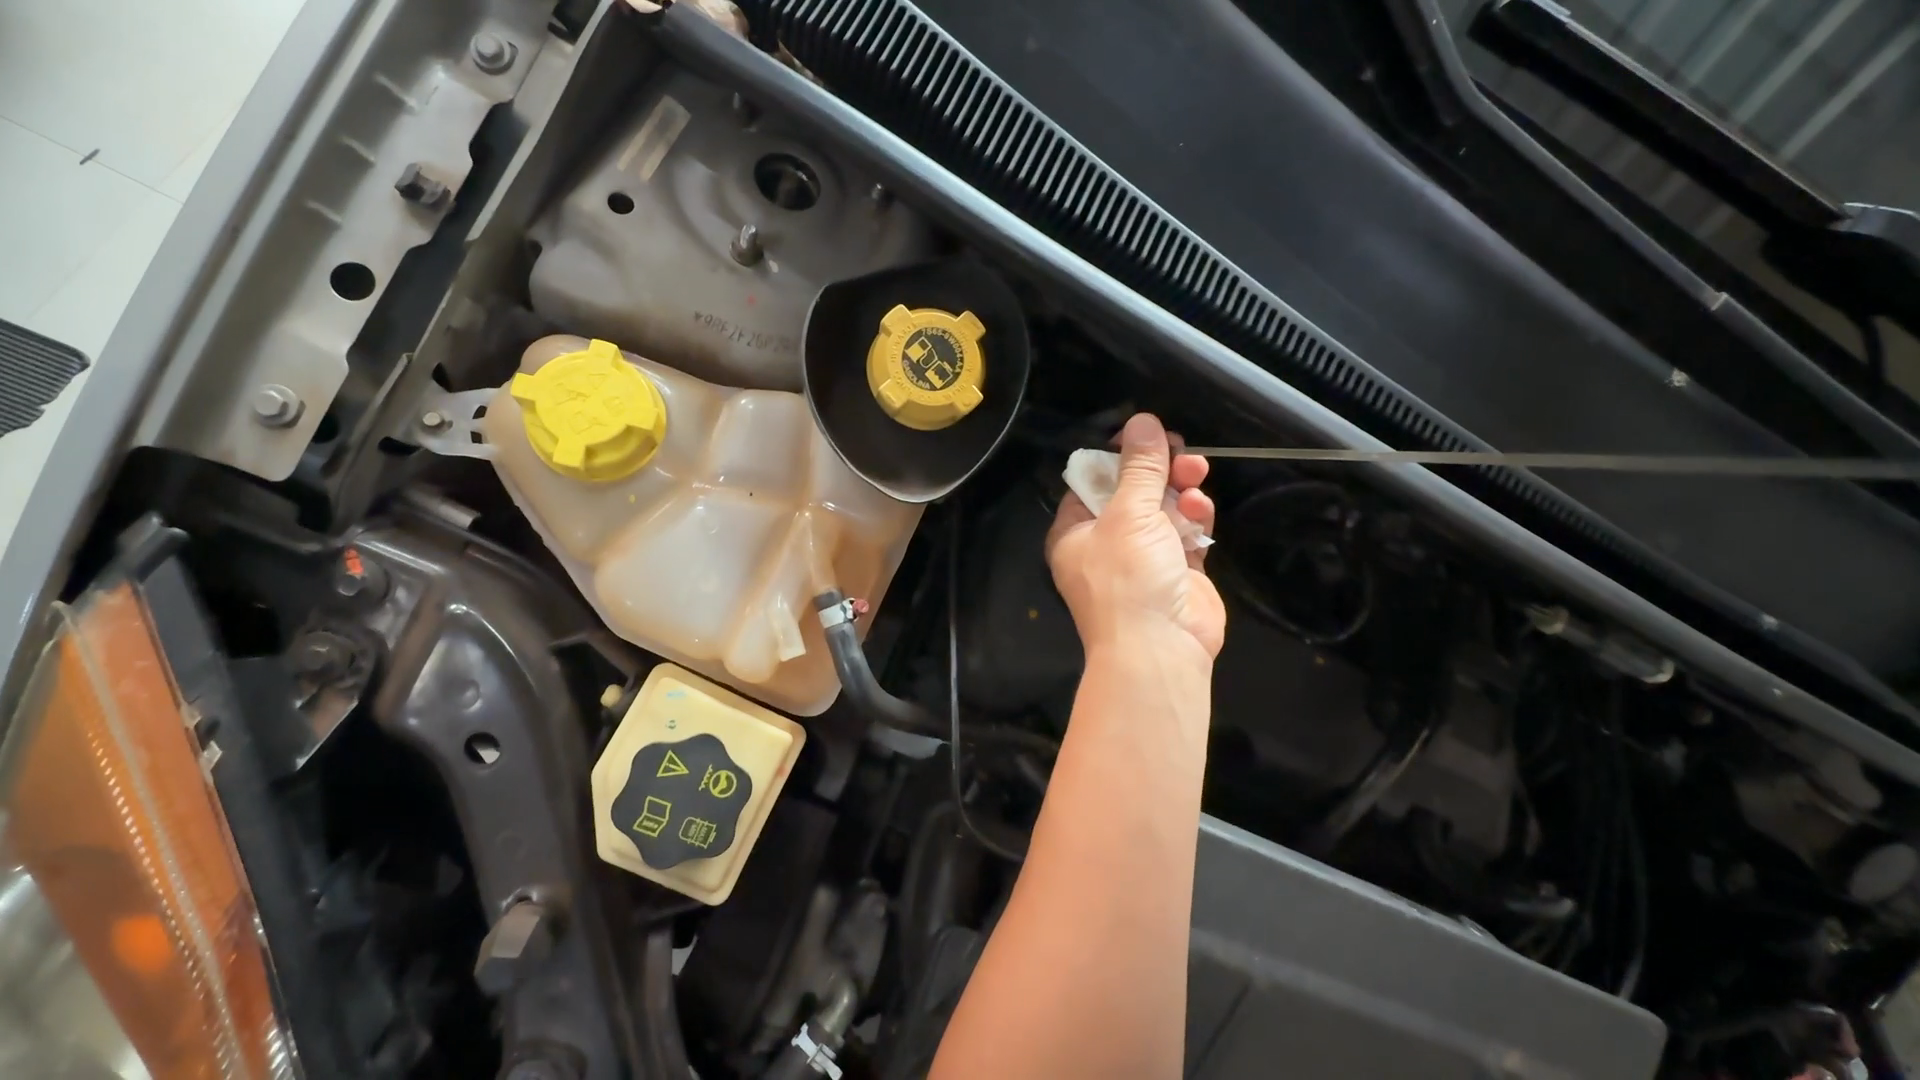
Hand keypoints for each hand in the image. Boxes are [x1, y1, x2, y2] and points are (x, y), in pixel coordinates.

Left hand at [1046, 413, 1225, 666]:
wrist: (1159, 649)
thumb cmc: (1128, 577)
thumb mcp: (1129, 514)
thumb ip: (1139, 468)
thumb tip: (1141, 422)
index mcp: (1075, 530)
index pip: (1092, 481)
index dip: (1118, 455)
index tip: (1145, 434)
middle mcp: (1106, 542)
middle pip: (1133, 492)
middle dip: (1158, 469)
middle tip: (1180, 448)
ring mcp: (1143, 558)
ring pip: (1164, 509)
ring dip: (1181, 489)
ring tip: (1196, 473)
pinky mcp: (1178, 570)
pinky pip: (1186, 532)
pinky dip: (1194, 518)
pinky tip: (1200, 511)